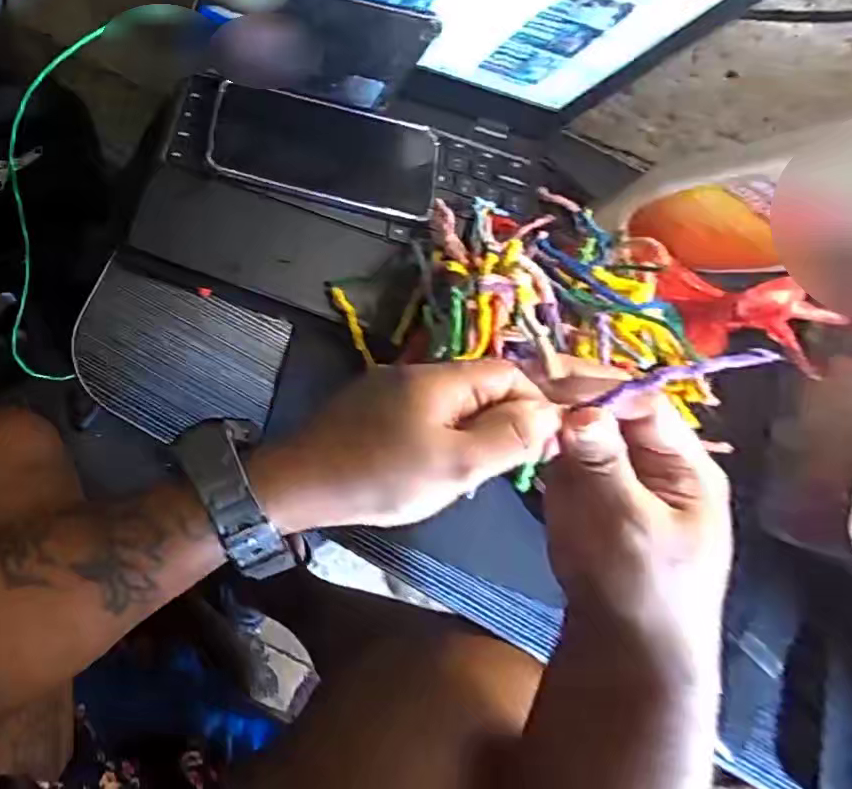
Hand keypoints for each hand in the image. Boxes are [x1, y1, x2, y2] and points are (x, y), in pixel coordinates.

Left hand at [251, 361, 560, 531]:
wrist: (304, 480)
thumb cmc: (383, 475)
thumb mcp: (459, 463)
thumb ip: (510, 435)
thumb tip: (548, 411)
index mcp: (433, 378)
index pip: (505, 371)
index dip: (533, 403)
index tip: (541, 445)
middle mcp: (408, 373)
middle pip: (476, 385)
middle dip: (500, 421)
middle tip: (501, 466)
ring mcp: (383, 388)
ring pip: (448, 403)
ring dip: (468, 433)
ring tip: (465, 472)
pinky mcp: (366, 407)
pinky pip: (418, 413)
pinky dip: (437, 435)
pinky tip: (428, 466)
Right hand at [537, 367, 732, 672]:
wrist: (623, 635)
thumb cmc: (639, 582)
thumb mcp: (626, 522)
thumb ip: (604, 465)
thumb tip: (582, 412)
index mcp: (683, 465)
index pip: (643, 403)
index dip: (596, 388)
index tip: (545, 383)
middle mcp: (650, 456)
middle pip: (609, 405)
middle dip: (565, 391)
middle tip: (516, 383)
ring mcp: (613, 466)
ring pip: (580, 419)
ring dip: (546, 407)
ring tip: (506, 398)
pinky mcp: (582, 478)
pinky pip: (560, 441)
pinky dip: (537, 429)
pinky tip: (510, 422)